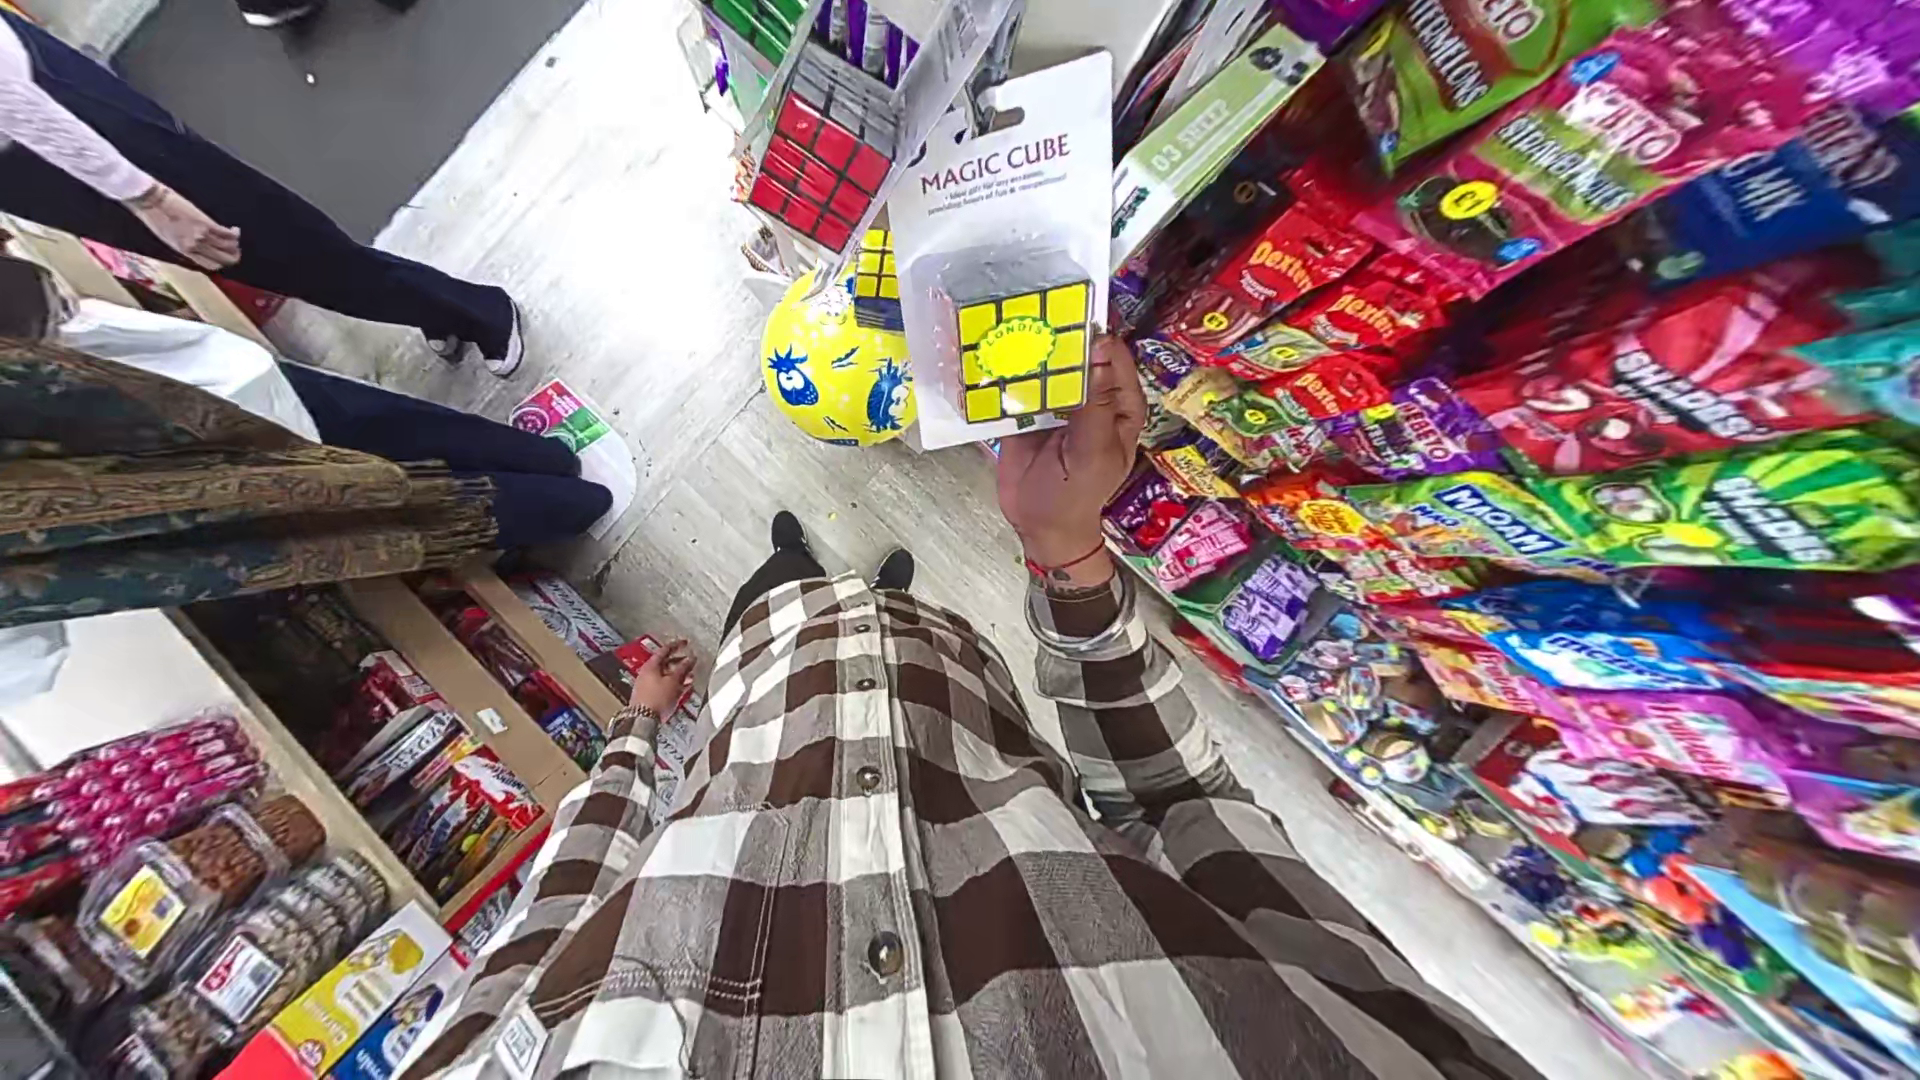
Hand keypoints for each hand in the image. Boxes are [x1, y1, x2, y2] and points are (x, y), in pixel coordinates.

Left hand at [123, 184, 241, 270]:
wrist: (145, 198)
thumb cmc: (152, 215)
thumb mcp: (167, 237)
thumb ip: (187, 246)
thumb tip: (205, 250)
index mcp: (184, 250)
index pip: (214, 266)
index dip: (222, 263)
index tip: (223, 256)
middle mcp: (195, 245)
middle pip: (227, 259)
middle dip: (234, 255)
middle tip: (234, 248)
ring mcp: (202, 235)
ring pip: (231, 247)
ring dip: (235, 243)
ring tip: (233, 236)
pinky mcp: (207, 224)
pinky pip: (229, 235)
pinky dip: (235, 233)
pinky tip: (234, 229)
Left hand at [628, 639, 693, 722]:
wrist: (643, 720)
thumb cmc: (656, 699)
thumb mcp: (674, 681)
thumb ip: (684, 668)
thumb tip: (691, 659)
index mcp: (650, 666)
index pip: (665, 650)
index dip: (677, 645)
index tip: (685, 642)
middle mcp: (646, 674)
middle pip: (665, 663)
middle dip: (679, 662)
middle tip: (690, 661)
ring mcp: (646, 685)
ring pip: (665, 675)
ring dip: (678, 674)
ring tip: (689, 677)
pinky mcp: (649, 695)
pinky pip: (663, 685)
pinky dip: (673, 684)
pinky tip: (681, 688)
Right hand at [996, 334, 1145, 584]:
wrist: (1039, 526)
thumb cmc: (1076, 495)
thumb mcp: (1091, 453)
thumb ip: (1094, 406)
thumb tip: (1098, 354)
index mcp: (1118, 404)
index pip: (1114, 357)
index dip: (1099, 335)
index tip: (1075, 318)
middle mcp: (1090, 396)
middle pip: (1079, 355)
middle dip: (1060, 335)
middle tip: (1037, 311)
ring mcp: (1057, 402)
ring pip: (1048, 366)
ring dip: (1031, 348)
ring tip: (1010, 324)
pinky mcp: (1026, 410)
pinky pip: (1021, 385)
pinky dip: (1008, 372)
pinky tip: (992, 353)